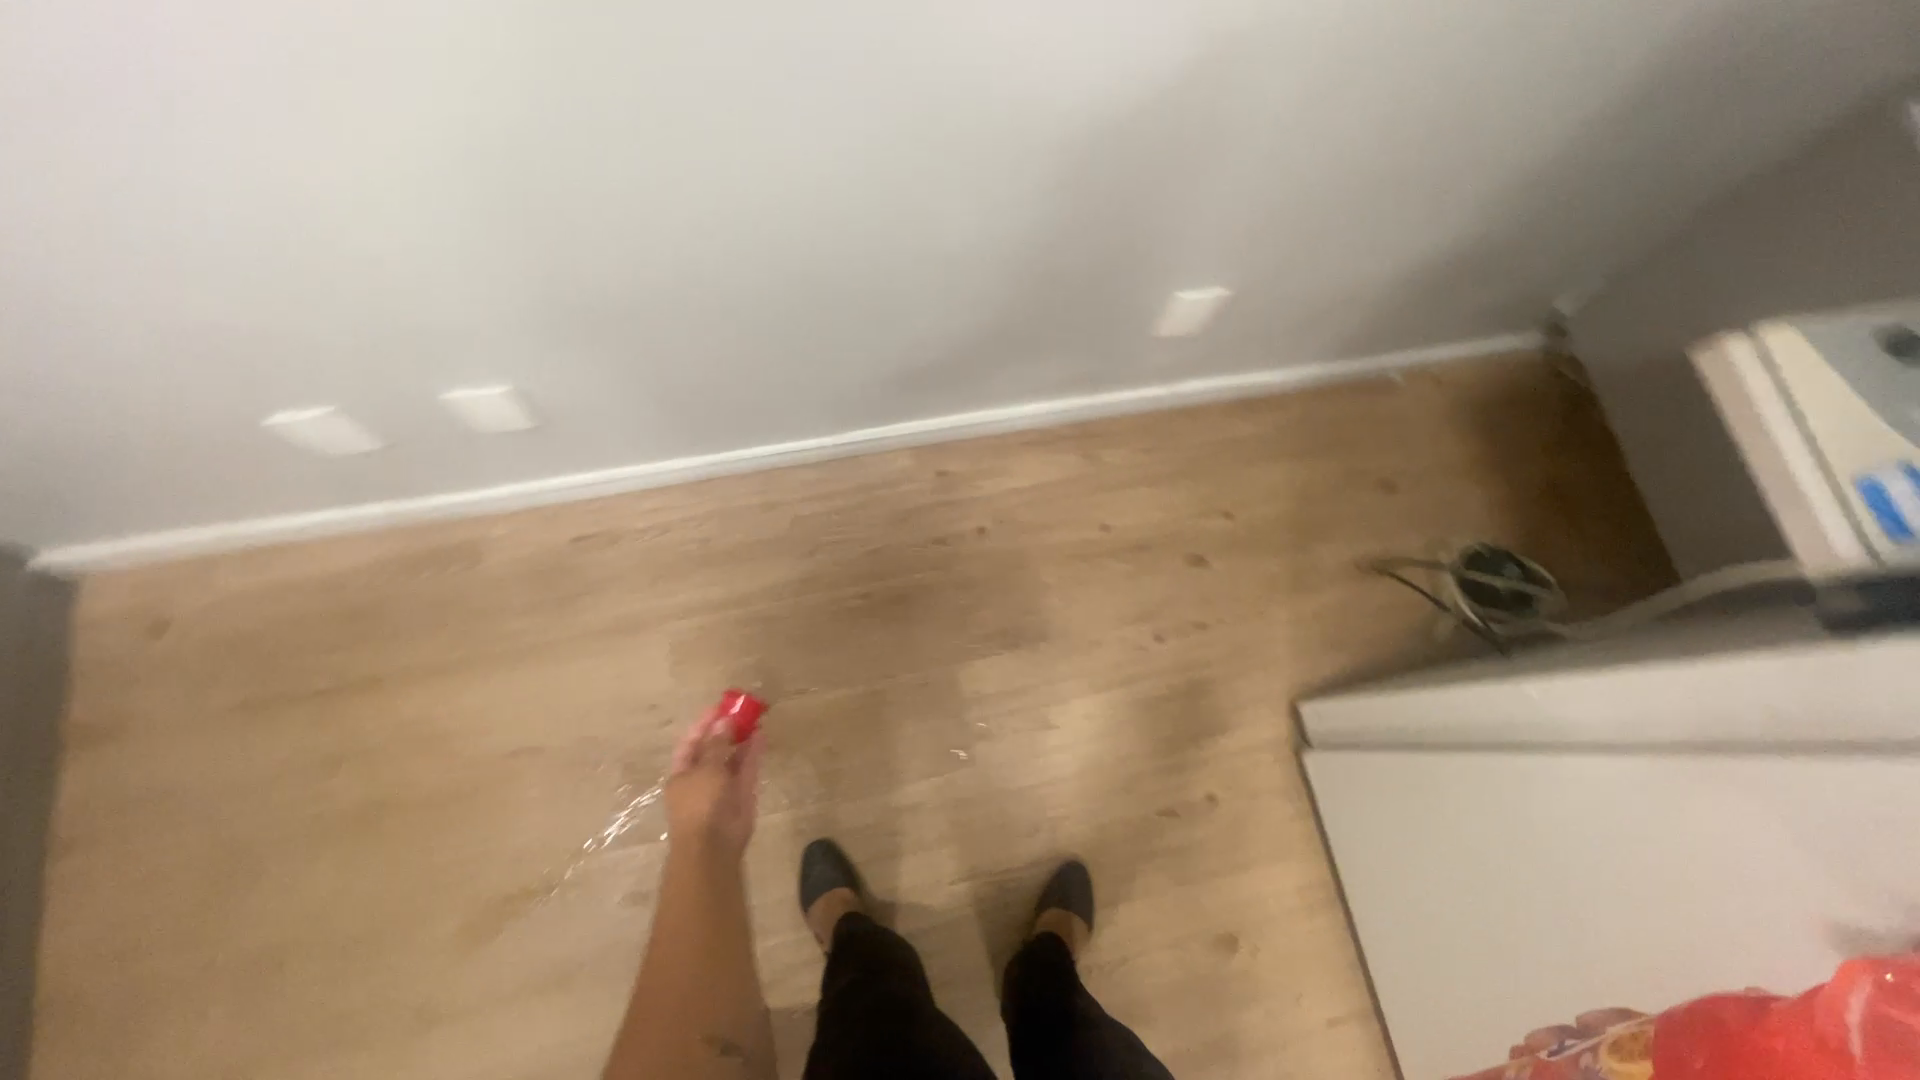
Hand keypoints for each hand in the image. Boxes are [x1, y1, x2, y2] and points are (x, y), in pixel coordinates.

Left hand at [664, 704, 764, 861]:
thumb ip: (717, 744)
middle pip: (713, 749)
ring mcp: (723, 786)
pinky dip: (753, 752)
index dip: (704, 724)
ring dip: (742, 739)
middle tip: (742, 710)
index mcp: (682, 774)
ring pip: (733, 758)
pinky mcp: (742, 793)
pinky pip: (747, 769)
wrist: (713, 845)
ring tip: (754, 718)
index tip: (720, 706)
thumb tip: (724, 722)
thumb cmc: (699, 804)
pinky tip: (761, 735)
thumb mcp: (705, 769)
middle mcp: (701, 778)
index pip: (691, 742)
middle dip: (726, 730)